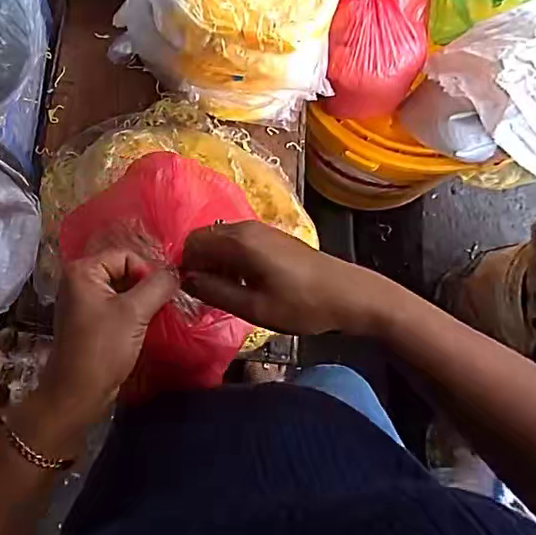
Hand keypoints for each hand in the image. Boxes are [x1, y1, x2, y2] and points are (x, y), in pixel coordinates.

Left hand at [39, 249, 180, 426]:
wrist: (77, 395)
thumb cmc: (102, 349)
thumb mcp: (134, 312)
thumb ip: (159, 285)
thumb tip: (176, 272)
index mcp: (82, 270)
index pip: (126, 255)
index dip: (147, 272)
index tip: (161, 296)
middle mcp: (79, 281)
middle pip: (125, 270)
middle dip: (146, 286)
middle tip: (162, 306)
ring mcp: (84, 302)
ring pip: (124, 290)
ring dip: (143, 301)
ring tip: (156, 317)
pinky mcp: (91, 321)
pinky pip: (118, 306)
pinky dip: (134, 314)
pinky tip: (145, 327)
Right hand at [181, 221, 400, 336]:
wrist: (351, 295)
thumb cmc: (302, 304)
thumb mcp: (254, 307)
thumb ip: (215, 292)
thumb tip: (185, 280)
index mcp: (239, 240)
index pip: (192, 242)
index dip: (184, 266)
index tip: (190, 292)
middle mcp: (246, 227)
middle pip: (205, 239)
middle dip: (199, 265)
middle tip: (207, 295)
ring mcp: (261, 230)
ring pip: (221, 241)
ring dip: (215, 264)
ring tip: (226, 293)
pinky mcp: (272, 237)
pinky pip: (237, 244)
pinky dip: (231, 262)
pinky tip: (244, 285)